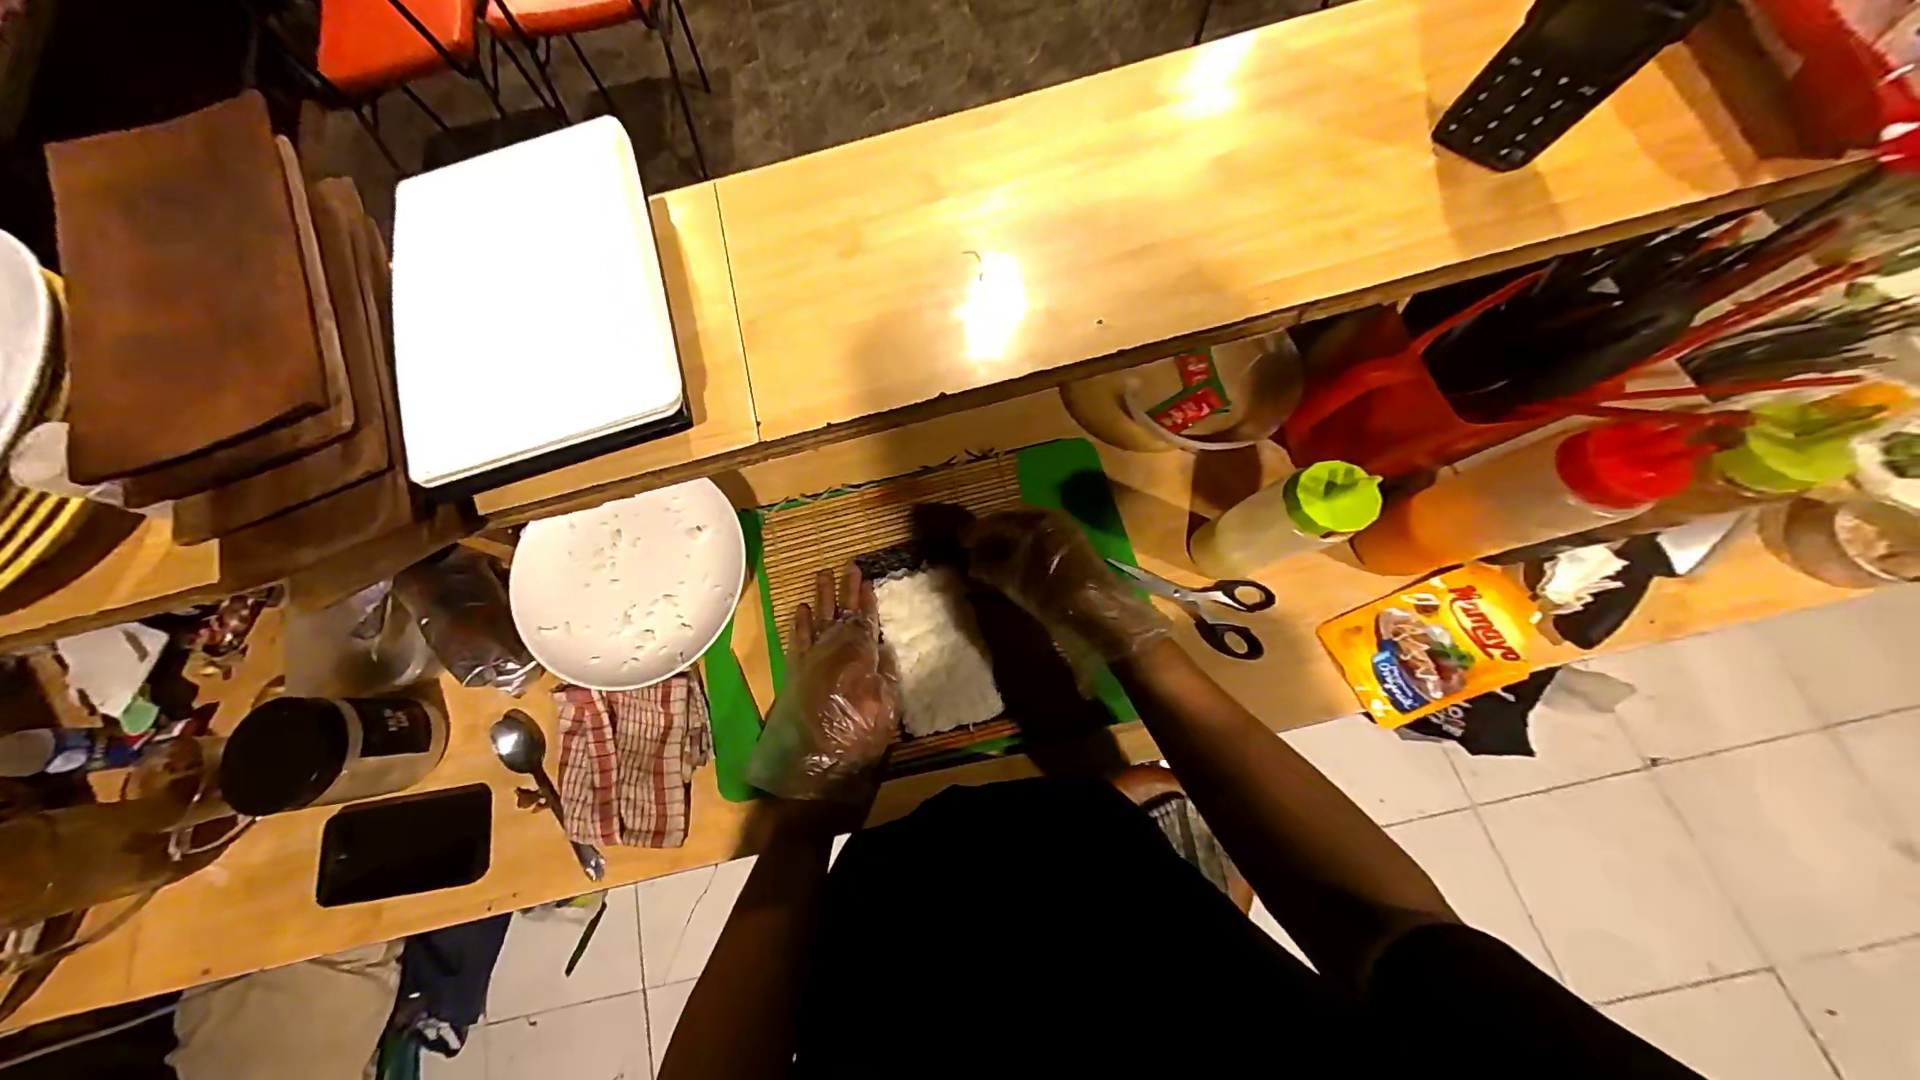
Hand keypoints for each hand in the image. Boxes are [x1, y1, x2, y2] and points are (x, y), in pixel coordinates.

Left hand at [745, 564, 900, 804]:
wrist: (817, 774)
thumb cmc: (858, 744)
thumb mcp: (886, 711)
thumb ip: (886, 677)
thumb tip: (883, 648)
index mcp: (858, 661)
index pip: (864, 622)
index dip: (866, 600)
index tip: (867, 578)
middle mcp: (833, 655)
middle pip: (841, 616)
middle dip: (846, 591)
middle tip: (849, 566)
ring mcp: (812, 664)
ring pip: (818, 622)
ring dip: (822, 598)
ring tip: (823, 574)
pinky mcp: (797, 676)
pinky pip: (797, 643)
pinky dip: (800, 624)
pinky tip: (802, 608)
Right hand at [963, 510, 1169, 671]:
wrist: (1100, 613)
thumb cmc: (1054, 593)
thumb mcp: (1015, 582)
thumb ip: (989, 568)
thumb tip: (971, 563)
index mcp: (1036, 520)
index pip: (997, 520)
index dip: (976, 533)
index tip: (960, 544)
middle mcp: (1052, 519)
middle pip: (1013, 523)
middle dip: (992, 537)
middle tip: (972, 552)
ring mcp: (1066, 532)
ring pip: (1028, 533)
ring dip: (1008, 545)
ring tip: (989, 561)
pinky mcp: (1075, 547)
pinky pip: (1041, 542)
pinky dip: (1024, 550)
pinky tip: (1014, 565)